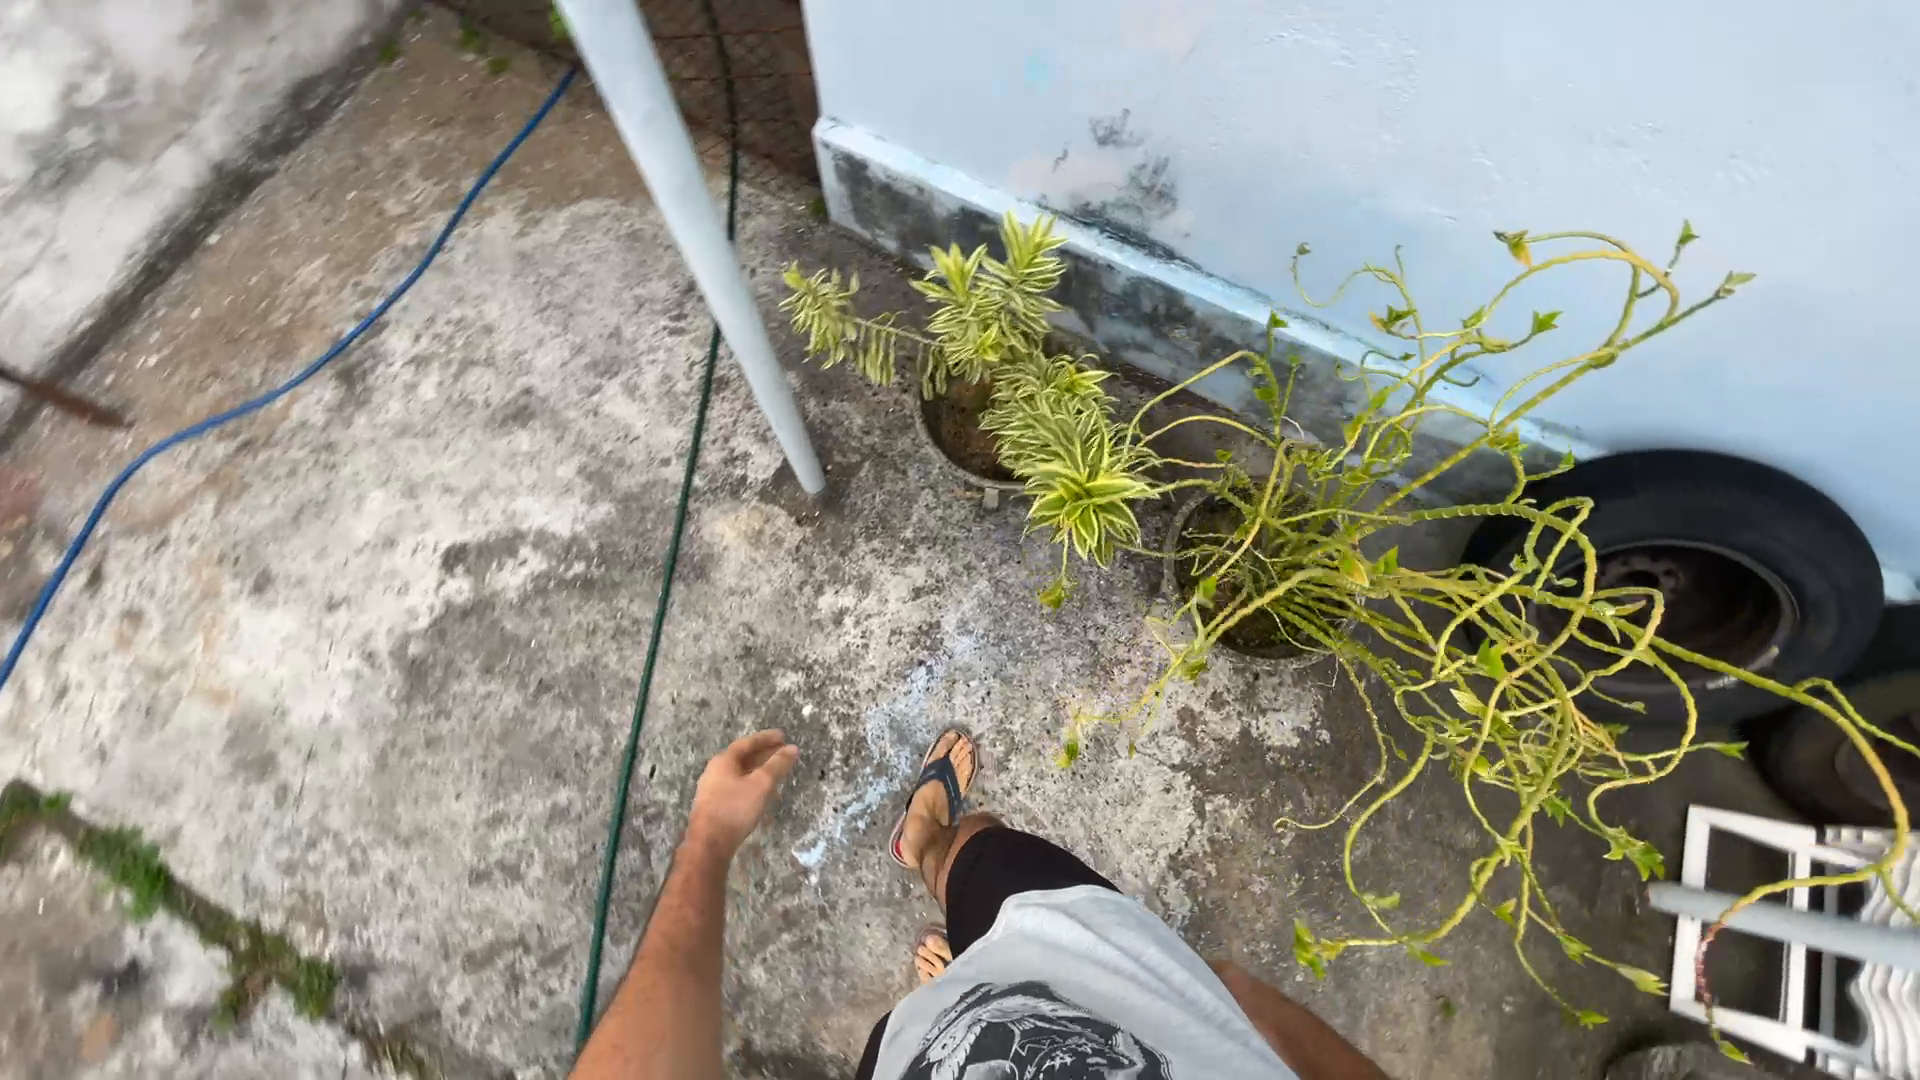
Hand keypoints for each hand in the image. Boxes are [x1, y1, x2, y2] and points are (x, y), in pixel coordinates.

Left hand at [685, 729, 800, 859]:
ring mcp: (713, 790)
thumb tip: (792, 748)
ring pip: (741, 774)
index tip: (783, 736)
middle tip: (783, 752)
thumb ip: (777, 765)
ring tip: (778, 772)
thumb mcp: (761, 784)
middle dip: (765, 754)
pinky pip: (738, 787)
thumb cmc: (734, 809)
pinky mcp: (715, 806)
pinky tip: (764, 794)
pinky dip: (753, 784)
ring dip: (760, 770)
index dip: (766, 738)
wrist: (708, 845)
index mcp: (724, 761)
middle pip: (743, 757)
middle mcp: (715, 772)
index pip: (747, 743)